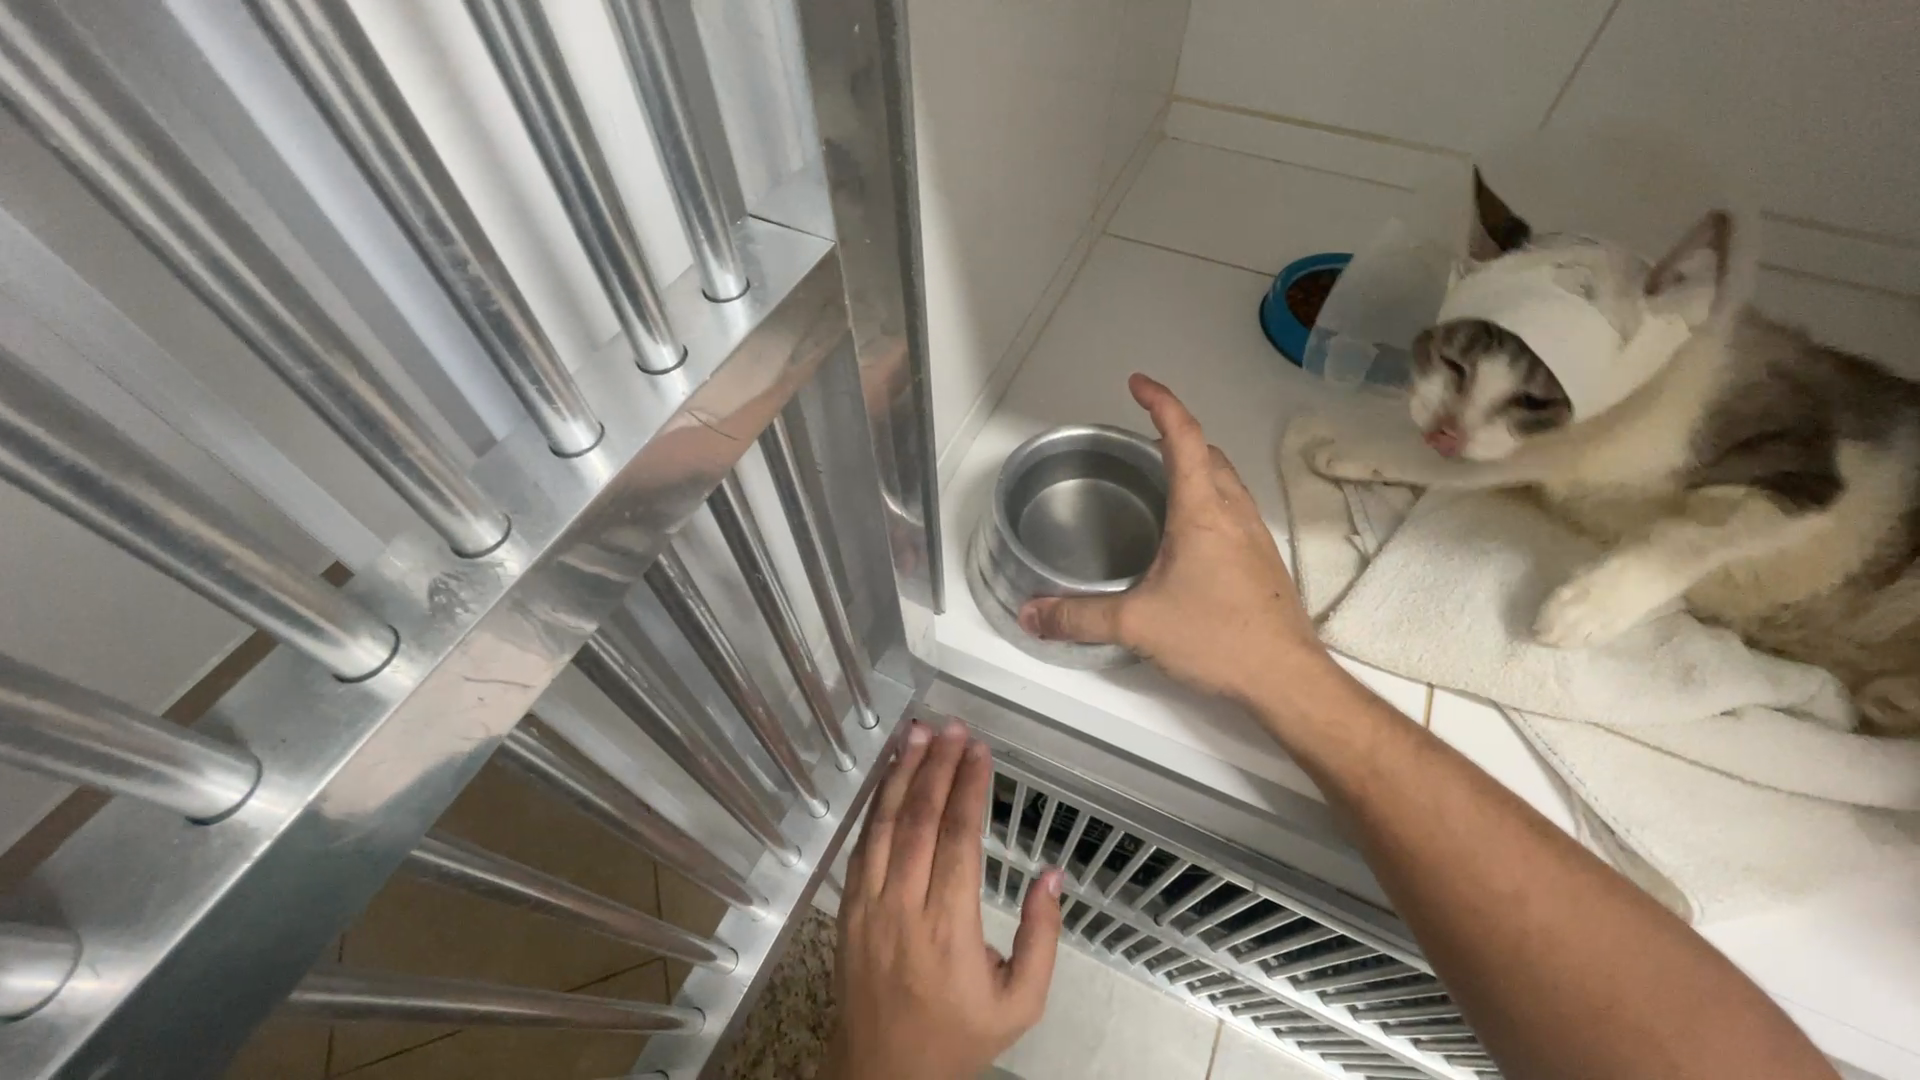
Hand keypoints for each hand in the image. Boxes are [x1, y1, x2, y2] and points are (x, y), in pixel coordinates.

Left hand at [830, 721, 1063, 1079]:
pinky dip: (875, 803)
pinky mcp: (846, 908)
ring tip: (918, 732)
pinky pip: (861, 844)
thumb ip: (1042, 937)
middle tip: (953, 726)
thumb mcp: (1022, 1003)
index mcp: (950, 927)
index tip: (979, 750)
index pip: (959, 837)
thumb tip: (1054, 873)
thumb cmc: (958, 1036)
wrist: (883, 1075)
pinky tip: (888, 775)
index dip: (969, 787)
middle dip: (938, 766)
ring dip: (902, 773)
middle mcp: (904, 906)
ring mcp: (868, 904)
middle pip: (920, 819)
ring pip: (884, 823)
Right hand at [1019, 374, 1324, 705]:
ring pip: (1226, 481)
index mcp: (1202, 511)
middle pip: (1209, 453)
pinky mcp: (1262, 561)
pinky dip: (1209, 500)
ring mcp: (1255, 536)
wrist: (1286, 677)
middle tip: (1142, 440)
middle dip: (1176, 435)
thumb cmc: (1217, 637)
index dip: (1161, 402)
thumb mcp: (1137, 625)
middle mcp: (1234, 513)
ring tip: (1161, 481)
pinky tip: (1187, 537)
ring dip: (1197, 467)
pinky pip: (1233, 510)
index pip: (1183, 436)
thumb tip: (1031, 615)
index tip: (1138, 384)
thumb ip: (1078, 617)